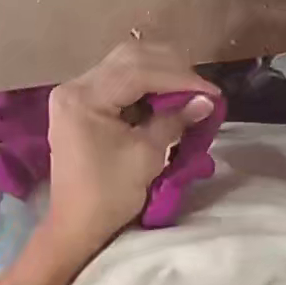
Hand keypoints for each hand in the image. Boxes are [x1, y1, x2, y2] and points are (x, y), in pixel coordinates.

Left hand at [41, 40, 217, 255]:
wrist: (76, 226)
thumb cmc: (108, 195)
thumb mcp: (147, 155)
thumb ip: (174, 120)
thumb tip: (206, 101)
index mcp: (83, 98)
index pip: (138, 70)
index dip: (180, 78)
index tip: (212, 92)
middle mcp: (73, 87)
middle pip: (129, 58)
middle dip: (170, 69)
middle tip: (200, 90)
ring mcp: (74, 96)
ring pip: (123, 65)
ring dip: (158, 74)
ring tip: (187, 92)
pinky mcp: (80, 107)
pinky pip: (115, 83)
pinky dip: (143, 86)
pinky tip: (165, 97)